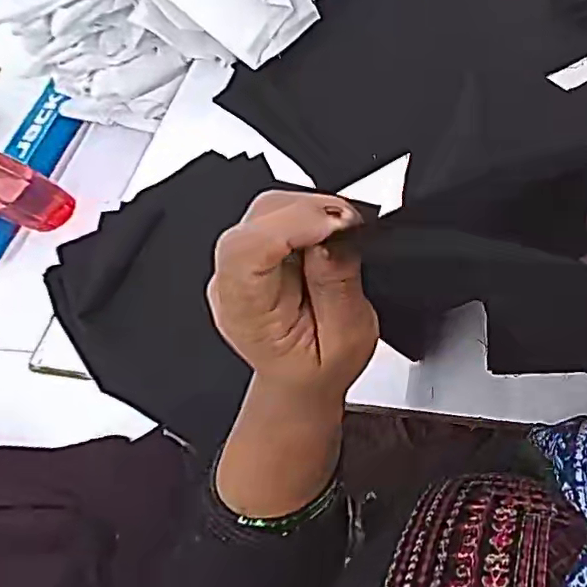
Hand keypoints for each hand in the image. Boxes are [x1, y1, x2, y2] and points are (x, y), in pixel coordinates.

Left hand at [207, 191, 378, 404]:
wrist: (302, 378)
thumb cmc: (320, 367)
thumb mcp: (347, 339)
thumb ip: (338, 287)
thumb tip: (335, 239)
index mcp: (246, 312)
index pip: (247, 249)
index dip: (294, 225)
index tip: (341, 226)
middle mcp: (233, 281)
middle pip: (258, 219)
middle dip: (312, 212)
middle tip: (353, 227)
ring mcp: (240, 262)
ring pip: (269, 208)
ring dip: (314, 210)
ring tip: (346, 234)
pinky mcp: (257, 248)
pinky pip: (279, 213)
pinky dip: (313, 213)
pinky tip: (332, 233)